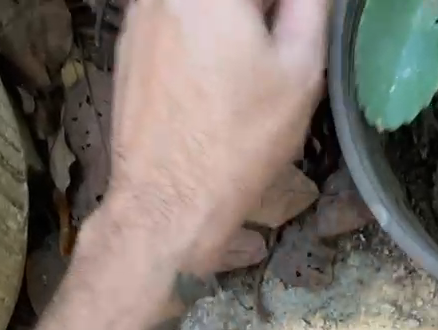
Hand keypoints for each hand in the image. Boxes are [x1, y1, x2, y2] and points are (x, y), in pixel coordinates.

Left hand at [104, 0, 328, 269]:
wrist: (168, 203)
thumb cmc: (238, 144)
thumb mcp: (299, 74)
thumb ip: (310, 10)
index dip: (291, 13)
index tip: (300, 34)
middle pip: (235, 2)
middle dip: (262, 18)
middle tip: (280, 57)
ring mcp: (140, 11)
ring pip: (205, 13)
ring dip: (233, 32)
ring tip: (246, 79)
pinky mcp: (128, 46)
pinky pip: (177, 26)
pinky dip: (202, 45)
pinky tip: (214, 92)